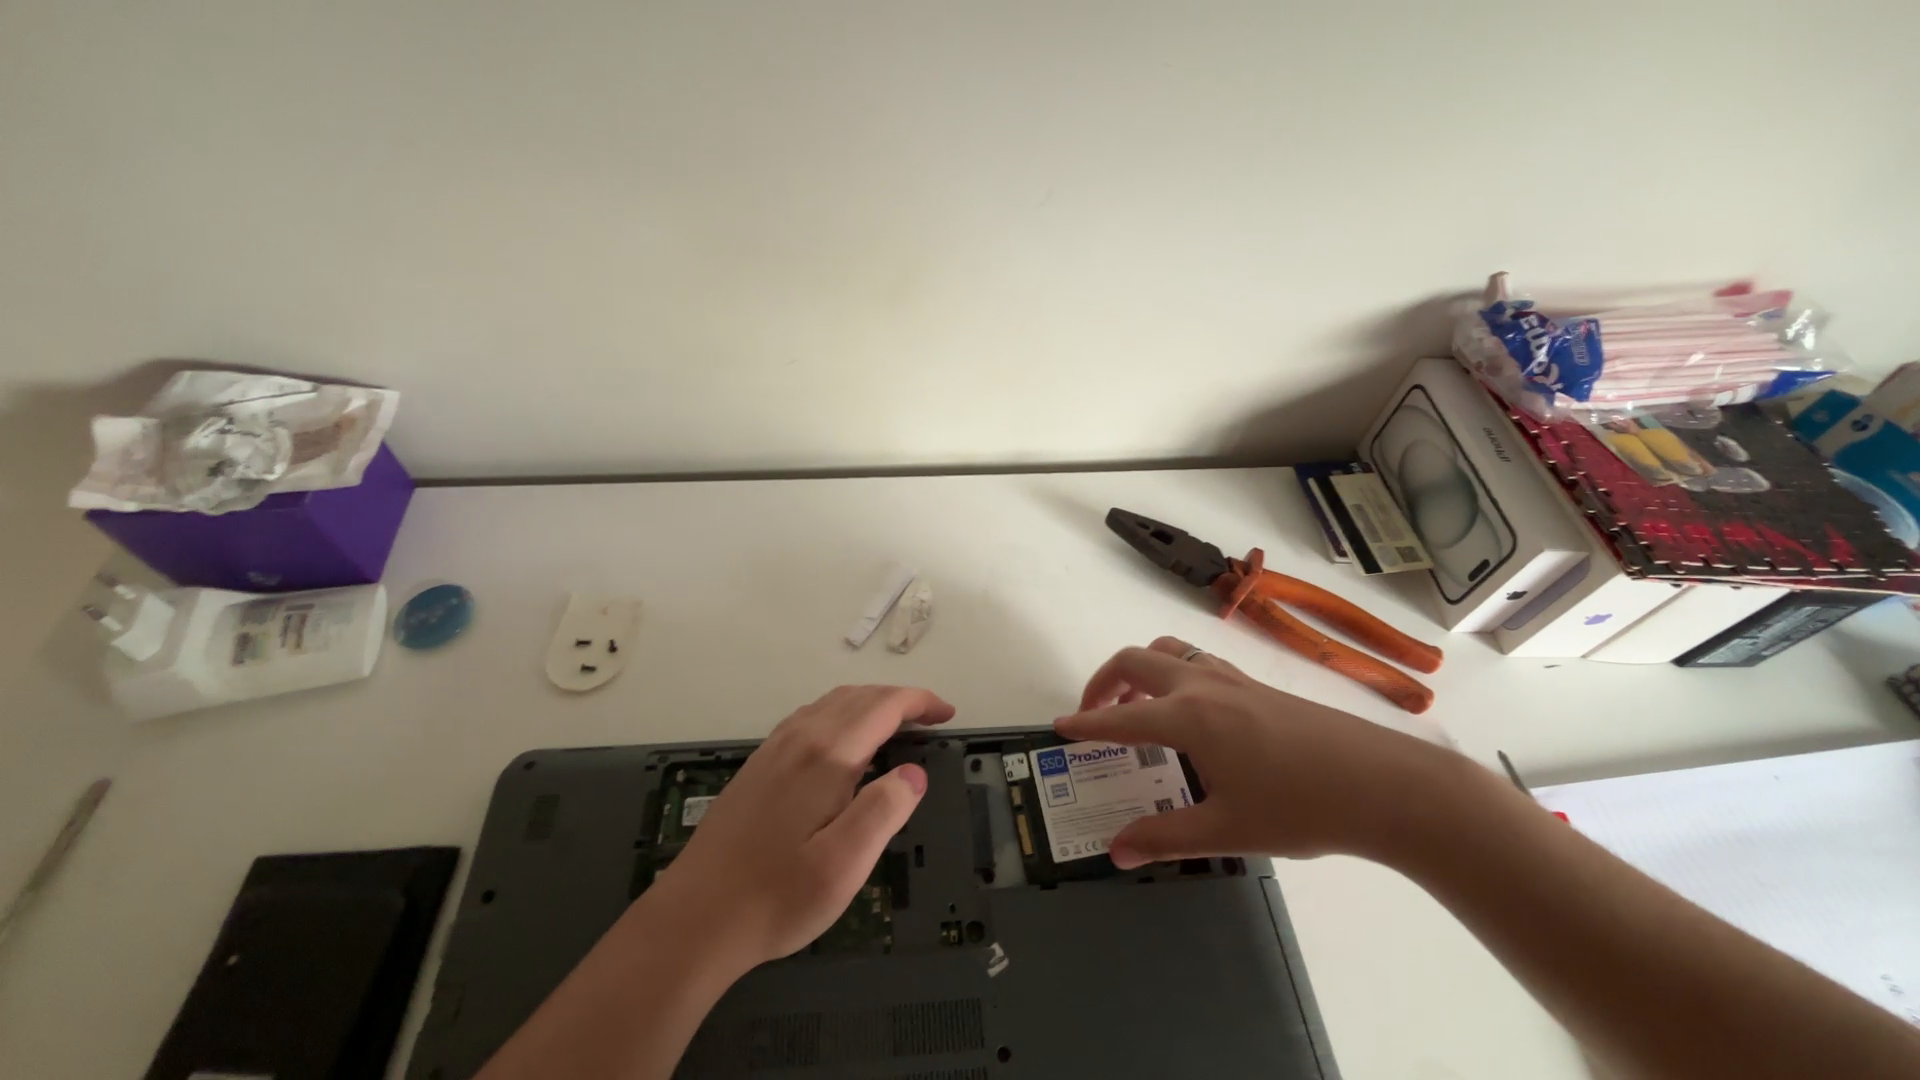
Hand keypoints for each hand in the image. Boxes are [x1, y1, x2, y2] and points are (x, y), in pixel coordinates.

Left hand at [645, 684, 953, 969]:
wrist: (696, 918)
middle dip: (899, 699)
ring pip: (830, 704)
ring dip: (869, 703)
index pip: (883, 708)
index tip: (947, 714)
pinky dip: (839, 715)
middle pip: (857, 698)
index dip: (919, 703)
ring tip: (896, 724)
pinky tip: (842, 742)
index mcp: (826, 757)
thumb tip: (913, 774)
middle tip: (930, 718)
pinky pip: (807, 719)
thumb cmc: (777, 896)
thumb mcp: (846, 864)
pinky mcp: (756, 767)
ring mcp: (773, 751)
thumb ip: (884, 811)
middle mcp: (799, 740)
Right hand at [1056, 637, 1460, 867]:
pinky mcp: (1258, 685)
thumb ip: (1163, 837)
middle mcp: (1204, 685)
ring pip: (1170, 652)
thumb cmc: (1300, 808)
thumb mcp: (1226, 830)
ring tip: (1136, 709)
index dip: (1084, 724)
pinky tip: (1189, 714)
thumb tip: (1117, 852)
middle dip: (1103, 683)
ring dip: (1140, 671)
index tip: (1059, 727)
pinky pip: (1199, 661)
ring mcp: (1234, 679)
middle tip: (1091, 716)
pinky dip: (1173, 673)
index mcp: (1187, 717)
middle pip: (1135, 661)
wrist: (1384, 785)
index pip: (1119, 717)